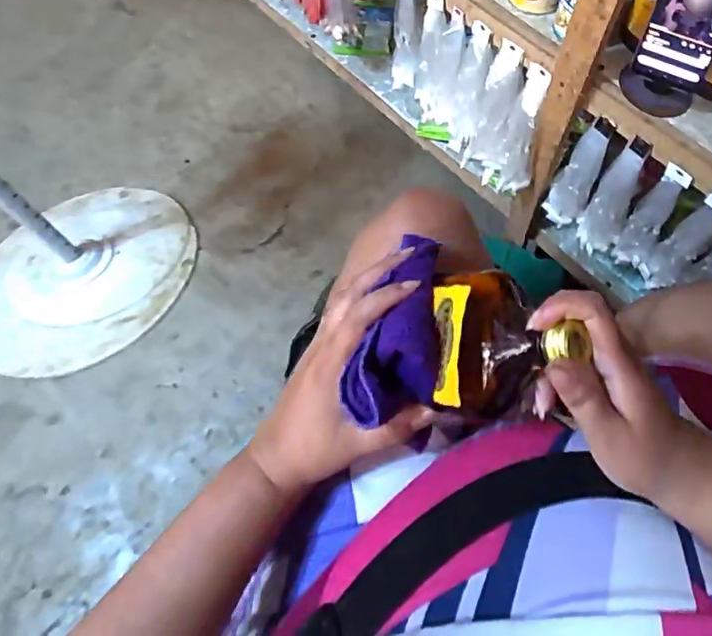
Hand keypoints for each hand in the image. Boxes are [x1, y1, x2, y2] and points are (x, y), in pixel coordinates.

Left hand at [245, 249, 436, 496]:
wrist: (274, 459)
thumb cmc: (313, 449)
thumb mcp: (357, 444)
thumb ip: (397, 427)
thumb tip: (437, 407)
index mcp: (331, 359)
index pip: (360, 314)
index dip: (387, 295)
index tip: (416, 284)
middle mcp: (323, 341)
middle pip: (349, 292)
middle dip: (379, 269)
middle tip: (410, 252)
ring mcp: (317, 341)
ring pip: (341, 295)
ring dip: (368, 273)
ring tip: (396, 259)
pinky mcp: (317, 346)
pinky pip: (338, 305)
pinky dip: (358, 288)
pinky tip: (374, 287)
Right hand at [527, 291, 711, 502]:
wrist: (679, 468)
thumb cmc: (645, 456)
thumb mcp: (609, 436)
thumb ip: (583, 397)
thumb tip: (553, 362)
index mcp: (618, 360)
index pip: (592, 308)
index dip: (560, 305)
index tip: (534, 328)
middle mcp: (616, 350)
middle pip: (577, 319)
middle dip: (548, 339)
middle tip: (534, 378)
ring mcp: (612, 359)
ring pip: (573, 340)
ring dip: (550, 362)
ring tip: (544, 404)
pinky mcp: (607, 371)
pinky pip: (577, 357)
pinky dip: (558, 375)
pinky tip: (553, 404)